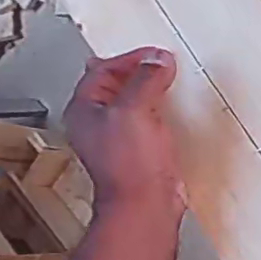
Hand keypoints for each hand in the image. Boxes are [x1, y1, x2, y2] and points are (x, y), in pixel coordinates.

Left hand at [61, 47, 184, 220]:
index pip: (103, 70)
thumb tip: (158, 60)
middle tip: (162, 64)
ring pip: (134, 104)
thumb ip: (146, 79)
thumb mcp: (135, 109)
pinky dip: (163, 112)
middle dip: (140, 72)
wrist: (146, 204)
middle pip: (117, 85)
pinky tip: (175, 111)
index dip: (131, 58)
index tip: (156, 55)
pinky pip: (151, 122)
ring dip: (153, 91)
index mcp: (85, 110)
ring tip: (170, 81)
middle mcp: (99, 124)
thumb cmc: (129, 167)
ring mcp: (120, 139)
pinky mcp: (141, 152)